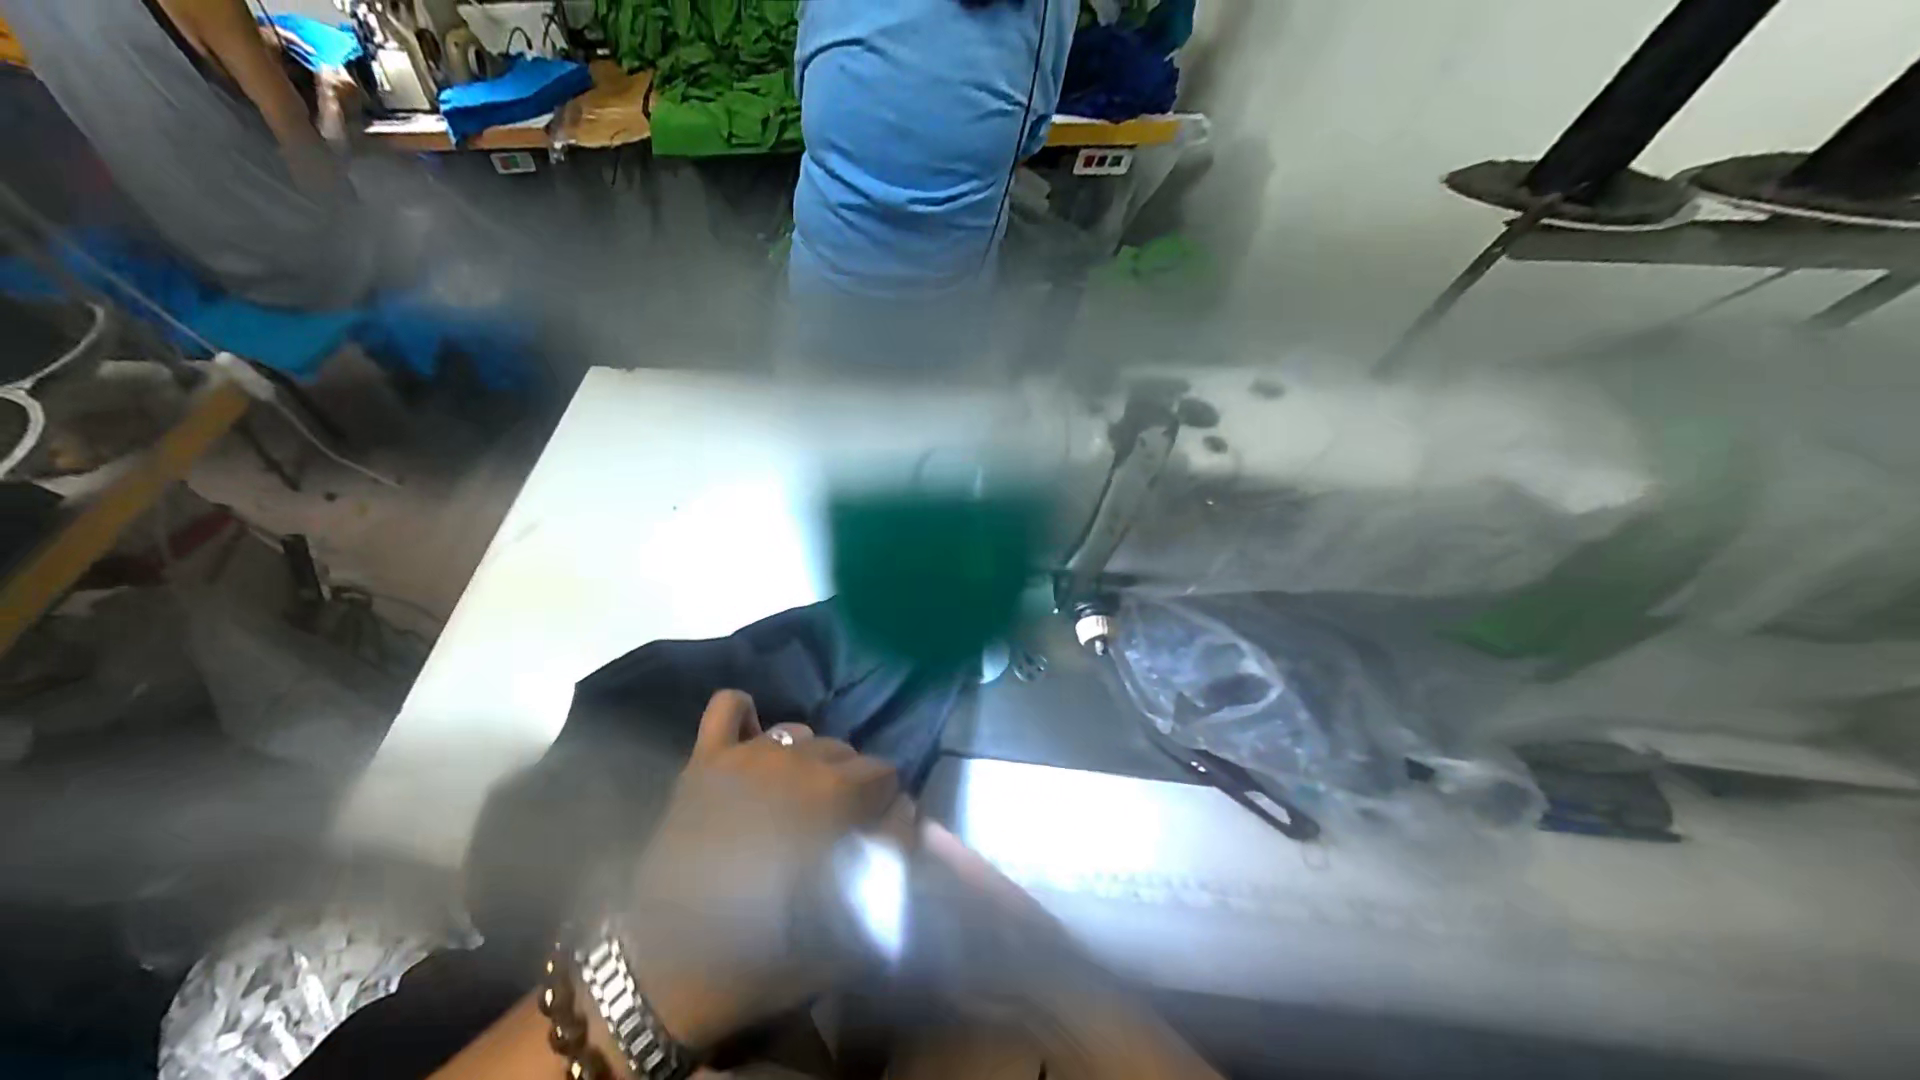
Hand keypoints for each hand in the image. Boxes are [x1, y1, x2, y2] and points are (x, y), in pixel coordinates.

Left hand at [612, 690, 899, 1051]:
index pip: (884, 773)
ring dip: (804, 760)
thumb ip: (891, 852)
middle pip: (843, 751)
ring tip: (792, 797)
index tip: (871, 831)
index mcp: (834, 795)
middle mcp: (795, 761)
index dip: (883, 804)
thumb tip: (905, 813)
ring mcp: (745, 755)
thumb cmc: (771, 948)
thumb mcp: (853, 916)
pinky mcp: (705, 760)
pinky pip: (729, 707)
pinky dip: (745, 717)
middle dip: (847, 783)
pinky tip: (752, 745)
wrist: (675, 970)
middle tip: (831, 823)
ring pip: (797, 733)